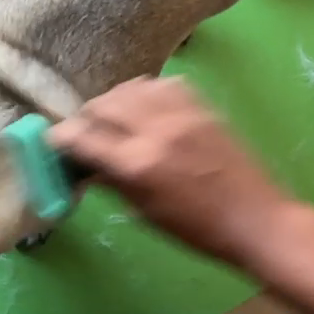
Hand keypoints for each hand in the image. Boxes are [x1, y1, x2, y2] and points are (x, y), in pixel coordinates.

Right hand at [49, 77, 313, 271]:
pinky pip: (163, 84)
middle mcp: (156, 131)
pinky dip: (146, 92)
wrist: (258, 220)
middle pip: (103, 104)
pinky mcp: (202, 108)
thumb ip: (111, 180)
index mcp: (138, 164)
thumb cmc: (196, 229)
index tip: (56, 141)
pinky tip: (147, 110)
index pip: (83, 137)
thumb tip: (83, 164)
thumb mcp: (144, 211)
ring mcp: (182, 115)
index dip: (62, 137)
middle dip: (87, 117)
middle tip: (87, 134)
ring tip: (116, 119)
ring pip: (130, 87)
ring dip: (115, 101)